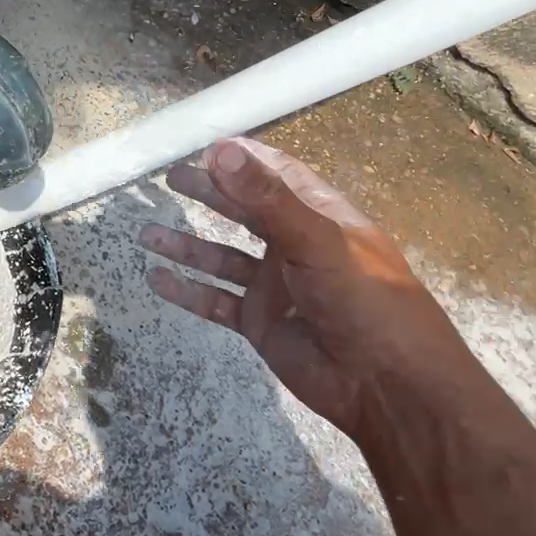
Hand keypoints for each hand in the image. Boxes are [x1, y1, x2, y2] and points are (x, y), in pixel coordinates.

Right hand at [138, 138, 471, 437]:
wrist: (390, 390)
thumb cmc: (366, 303)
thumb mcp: (317, 243)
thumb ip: (266, 199)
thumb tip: (218, 150)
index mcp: (322, 220)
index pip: (280, 176)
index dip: (244, 159)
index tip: (204, 145)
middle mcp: (296, 248)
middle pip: (243, 211)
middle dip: (207, 194)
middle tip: (168, 179)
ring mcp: (276, 287)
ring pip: (221, 257)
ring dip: (185, 245)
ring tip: (145, 234)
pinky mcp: (260, 322)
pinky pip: (215, 300)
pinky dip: (186, 289)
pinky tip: (156, 278)